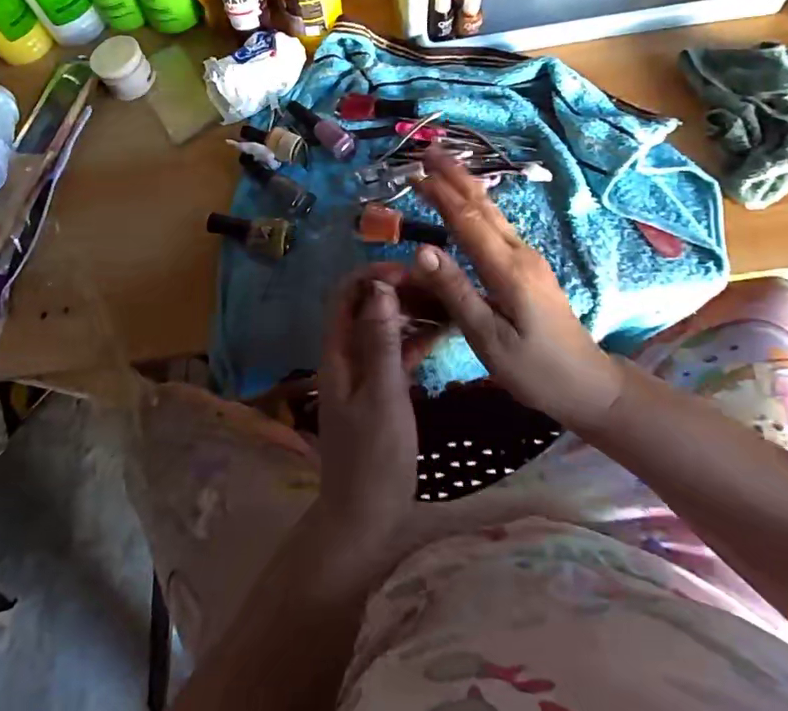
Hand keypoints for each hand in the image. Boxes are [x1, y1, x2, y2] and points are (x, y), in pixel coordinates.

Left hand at [316, 270, 420, 563]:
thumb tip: (381, 287)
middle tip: (441, 287)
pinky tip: (443, 333)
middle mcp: (346, 356)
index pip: (346, 294)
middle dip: (399, 289)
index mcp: (337, 353)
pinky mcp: (380, 390)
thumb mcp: (382, 396)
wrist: (366, 516)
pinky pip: (395, 352)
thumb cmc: (374, 458)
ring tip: (449, 304)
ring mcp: (363, 373)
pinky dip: (415, 339)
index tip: (415, 272)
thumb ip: (380, 342)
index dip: (375, 274)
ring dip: (410, 312)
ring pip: (384, 327)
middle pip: (366, 306)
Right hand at [410, 147, 624, 430]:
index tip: (414, 172)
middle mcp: (520, 253)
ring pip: (492, 213)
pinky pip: (497, 226)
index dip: (440, 194)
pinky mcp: (530, 268)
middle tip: (428, 150)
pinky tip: (468, 204)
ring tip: (443, 167)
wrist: (589, 385)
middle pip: (483, 205)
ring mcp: (528, 258)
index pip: (467, 220)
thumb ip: (455, 291)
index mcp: (508, 269)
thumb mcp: (489, 338)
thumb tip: (421, 250)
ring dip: (465, 187)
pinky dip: (476, 207)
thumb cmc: (535, 369)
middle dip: (455, 175)